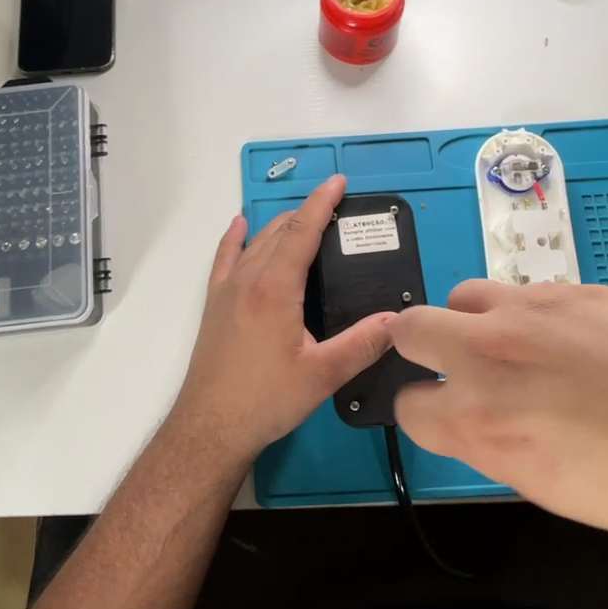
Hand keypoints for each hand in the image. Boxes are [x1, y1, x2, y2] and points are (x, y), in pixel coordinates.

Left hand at [168, 175, 394, 468]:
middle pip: (279, 231)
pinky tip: (238, 226)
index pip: (302, 231)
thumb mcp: (323, 375)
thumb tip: (397, 320)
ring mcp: (226, 290)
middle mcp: (248, 279)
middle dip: (307, 212)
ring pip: (255, 242)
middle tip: (335, 207)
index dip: (322, 203)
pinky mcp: (214, 305)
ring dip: (280, 224)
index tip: (338, 181)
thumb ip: (362, 344)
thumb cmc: (266, 399)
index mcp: (275, 288)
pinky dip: (234, 238)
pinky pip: (224, 258)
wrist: (210, 427)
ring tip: (303, 218)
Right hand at [390, 280, 607, 562]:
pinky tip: (579, 340)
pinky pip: (527, 293)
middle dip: (422, 348)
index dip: (424, 412)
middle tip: (461, 368)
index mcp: (484, 423)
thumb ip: (501, 445)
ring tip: (521, 348)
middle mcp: (493, 355)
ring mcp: (534, 311)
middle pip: (411, 328)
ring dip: (475, 321)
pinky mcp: (579, 287)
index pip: (408, 405)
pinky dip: (531, 314)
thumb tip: (486, 423)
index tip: (446, 416)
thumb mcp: (559, 489)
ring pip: (465, 296)